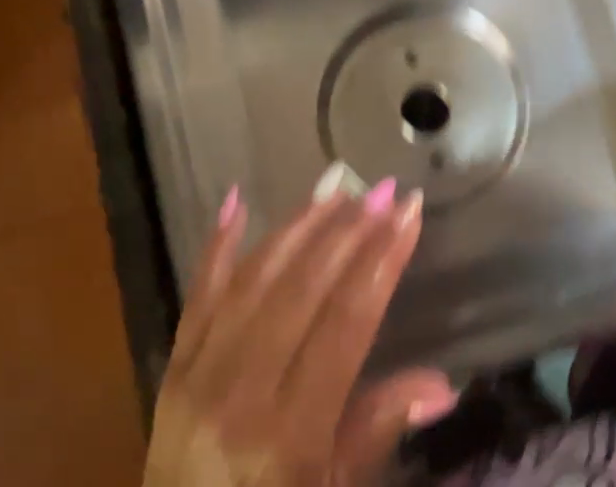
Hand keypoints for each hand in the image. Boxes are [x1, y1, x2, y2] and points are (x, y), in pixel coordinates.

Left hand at [143, 181, 457, 486]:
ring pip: (252, 281)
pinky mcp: (173, 366)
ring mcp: (198, 373)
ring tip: (335, 184)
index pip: (345, 324)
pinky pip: (197, 295)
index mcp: (288, 429)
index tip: (408, 213)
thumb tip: (443, 384)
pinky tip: (236, 199)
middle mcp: (239, 390)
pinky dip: (217, 245)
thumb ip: (377, 431)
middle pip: (300, 292)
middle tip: (382, 188)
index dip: (380, 262)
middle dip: (347, 232)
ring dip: (297, 226)